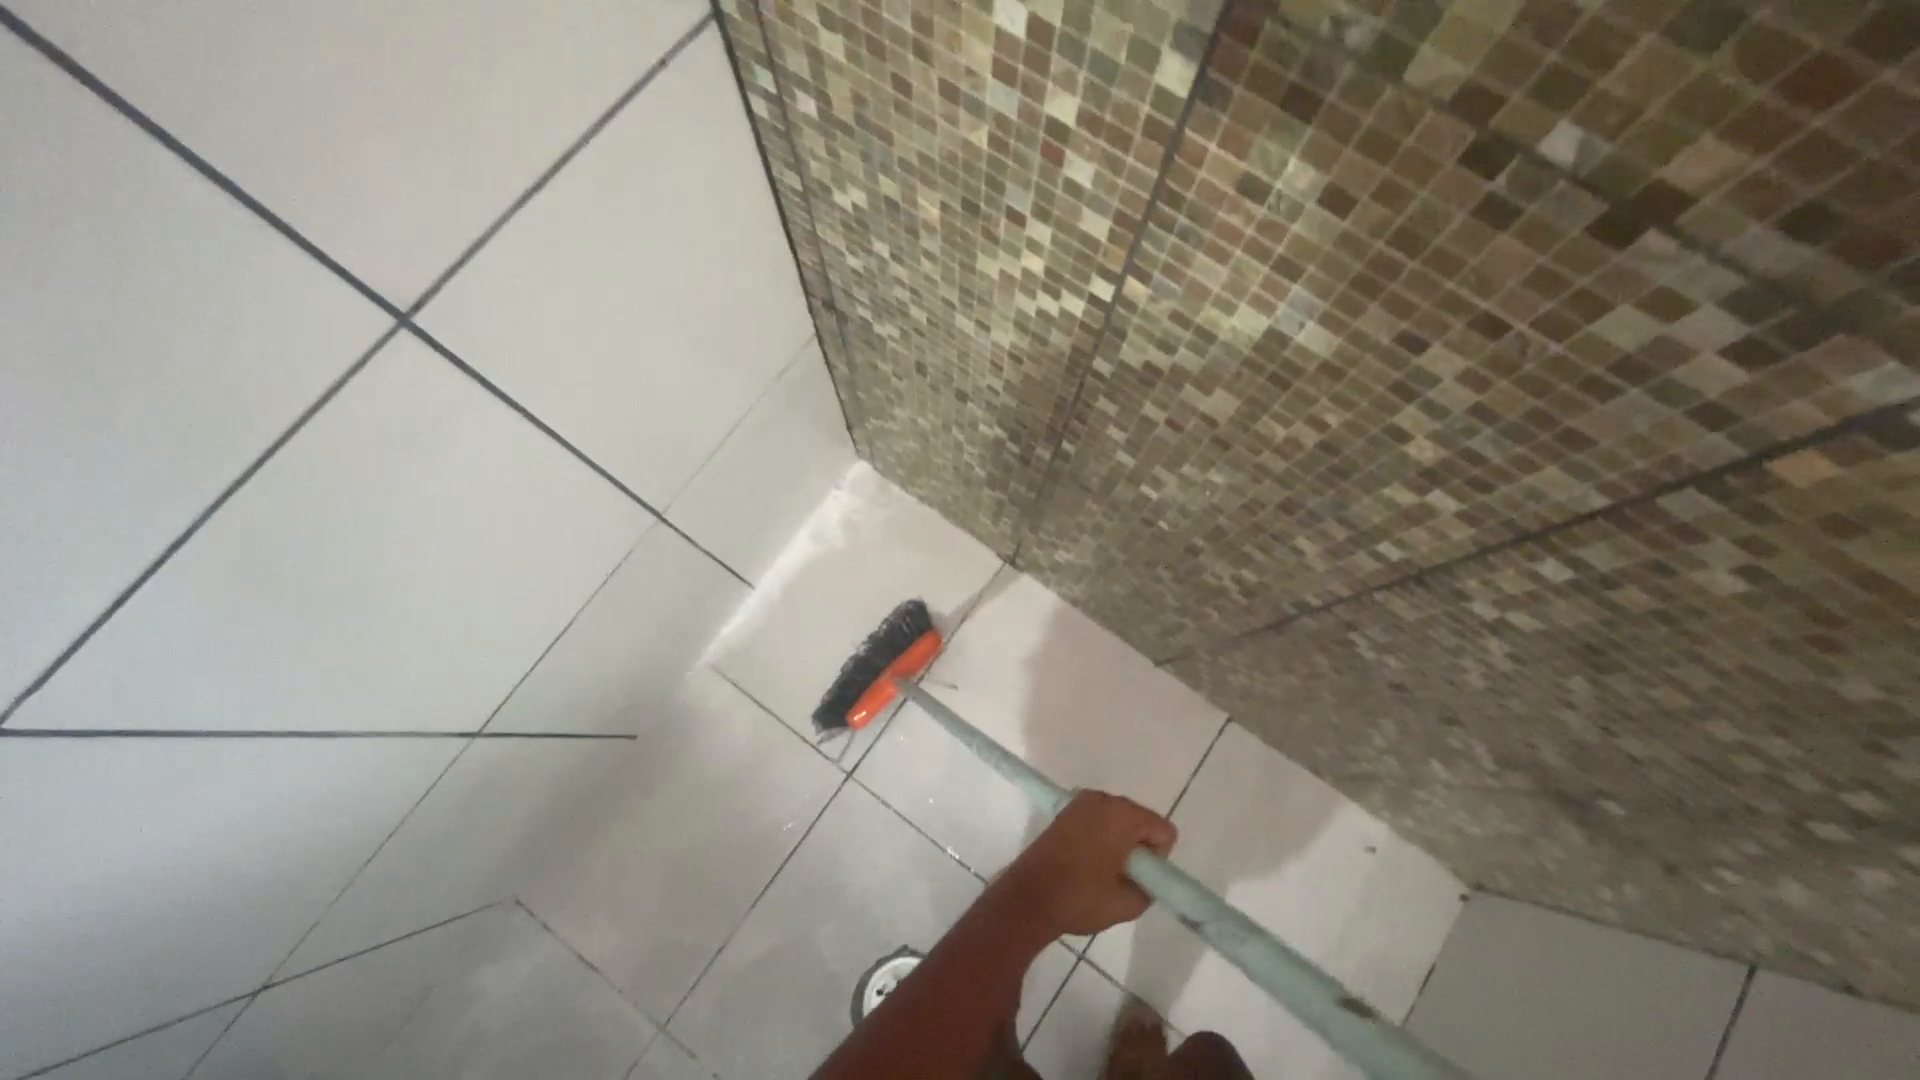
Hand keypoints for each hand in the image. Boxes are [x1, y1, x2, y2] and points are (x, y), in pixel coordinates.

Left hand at [992, 790, 1176, 937]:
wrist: (1028, 897)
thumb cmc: (1080, 898)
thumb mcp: (1129, 903)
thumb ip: (1151, 887)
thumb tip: (1147, 877)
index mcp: (1122, 814)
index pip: (1163, 831)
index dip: (1156, 859)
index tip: (1135, 877)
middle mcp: (1103, 799)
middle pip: (1140, 821)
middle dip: (1137, 848)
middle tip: (1118, 877)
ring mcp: (1081, 802)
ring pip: (1119, 821)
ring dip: (1118, 843)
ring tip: (1101, 872)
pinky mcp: (1065, 811)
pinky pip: (1099, 821)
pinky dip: (1101, 838)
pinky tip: (1087, 861)